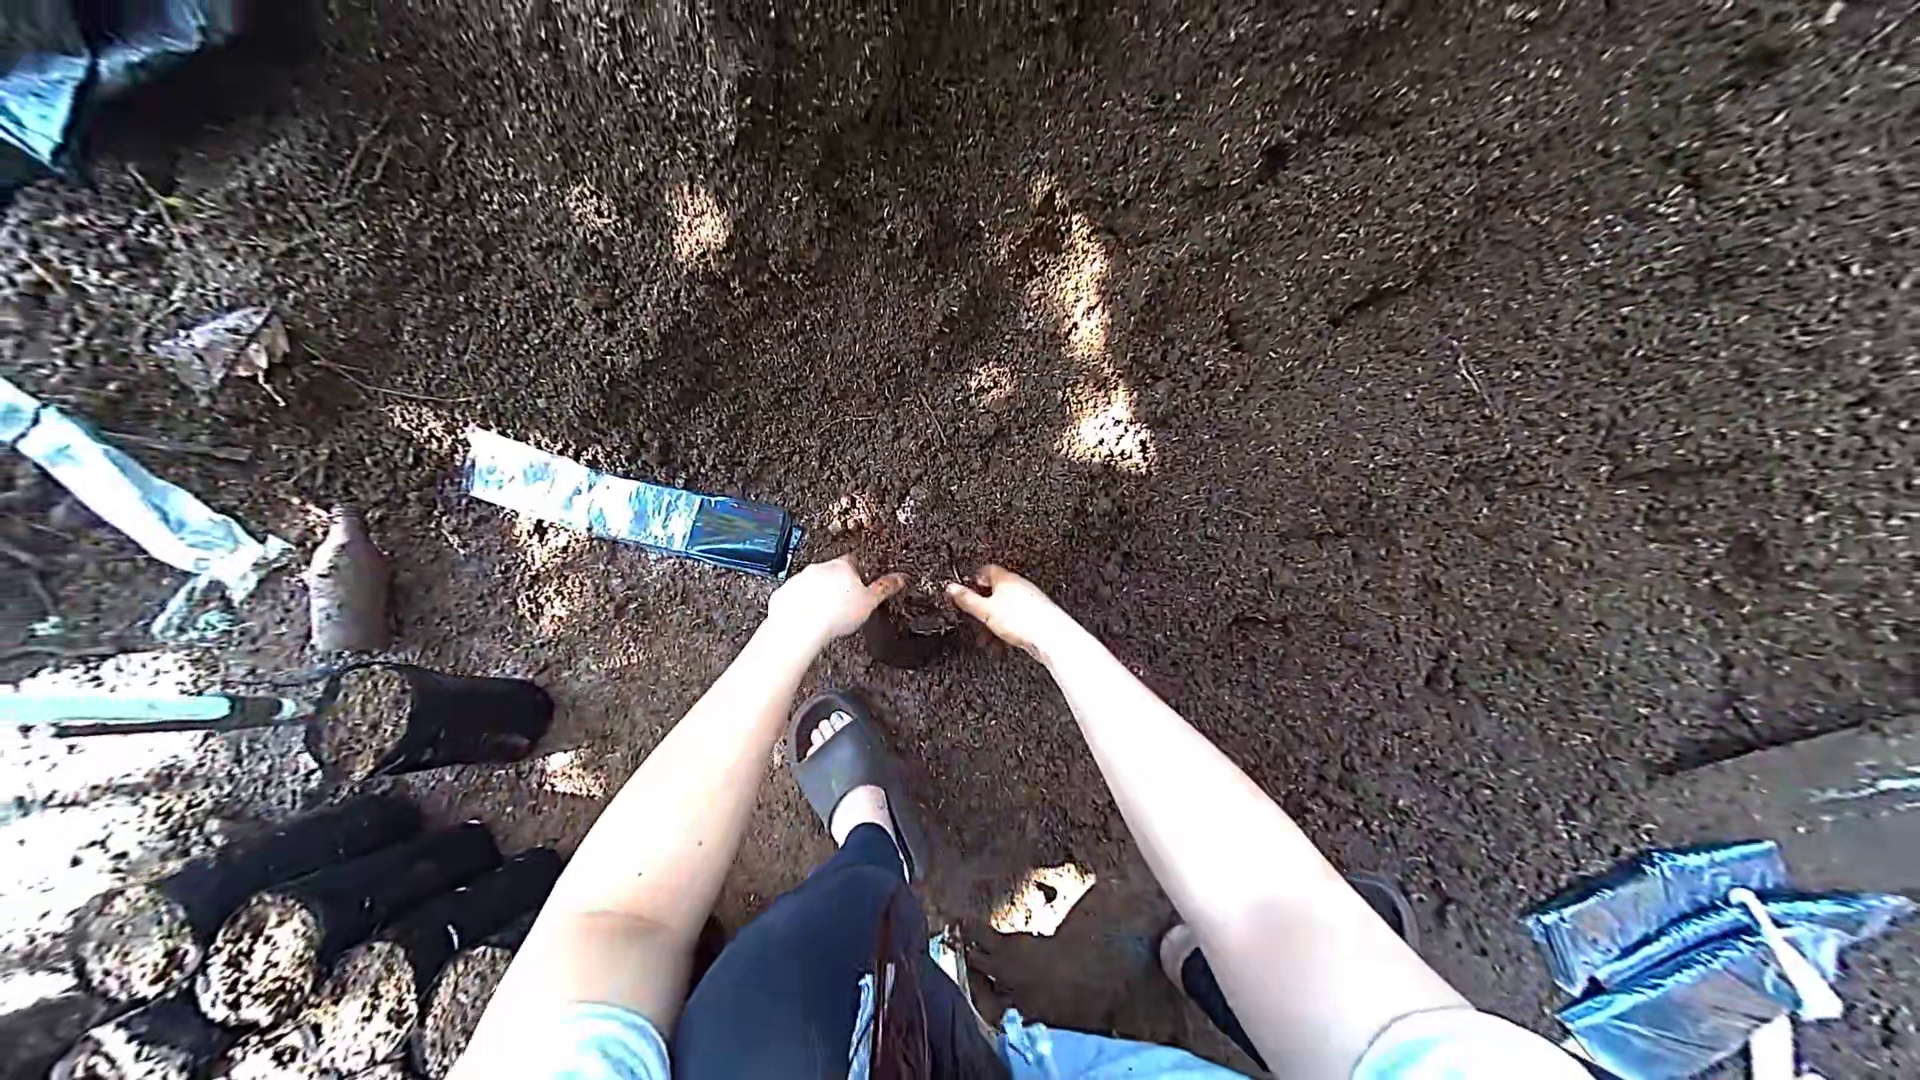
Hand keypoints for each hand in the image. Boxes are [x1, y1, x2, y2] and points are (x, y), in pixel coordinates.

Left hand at [767, 556, 904, 648]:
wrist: (800, 627)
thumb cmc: (834, 615)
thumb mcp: (870, 602)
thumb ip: (885, 588)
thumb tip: (900, 578)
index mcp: (842, 567)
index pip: (853, 562)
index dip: (858, 574)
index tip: (860, 585)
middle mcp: (819, 569)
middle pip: (831, 572)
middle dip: (837, 585)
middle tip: (844, 604)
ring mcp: (799, 580)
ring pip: (812, 584)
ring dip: (818, 594)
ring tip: (826, 615)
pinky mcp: (784, 594)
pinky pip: (794, 597)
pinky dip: (800, 605)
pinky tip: (808, 620)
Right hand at [946, 565, 1081, 661]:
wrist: (1051, 637)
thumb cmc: (1022, 620)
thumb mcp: (985, 611)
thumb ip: (967, 599)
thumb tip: (951, 588)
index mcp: (1006, 578)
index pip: (986, 570)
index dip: (974, 579)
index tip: (965, 589)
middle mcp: (1020, 585)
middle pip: (996, 591)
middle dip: (983, 606)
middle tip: (975, 618)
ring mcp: (1030, 599)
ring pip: (1006, 607)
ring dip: (994, 621)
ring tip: (987, 638)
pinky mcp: (1037, 615)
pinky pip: (1016, 619)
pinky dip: (1006, 628)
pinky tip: (1003, 642)